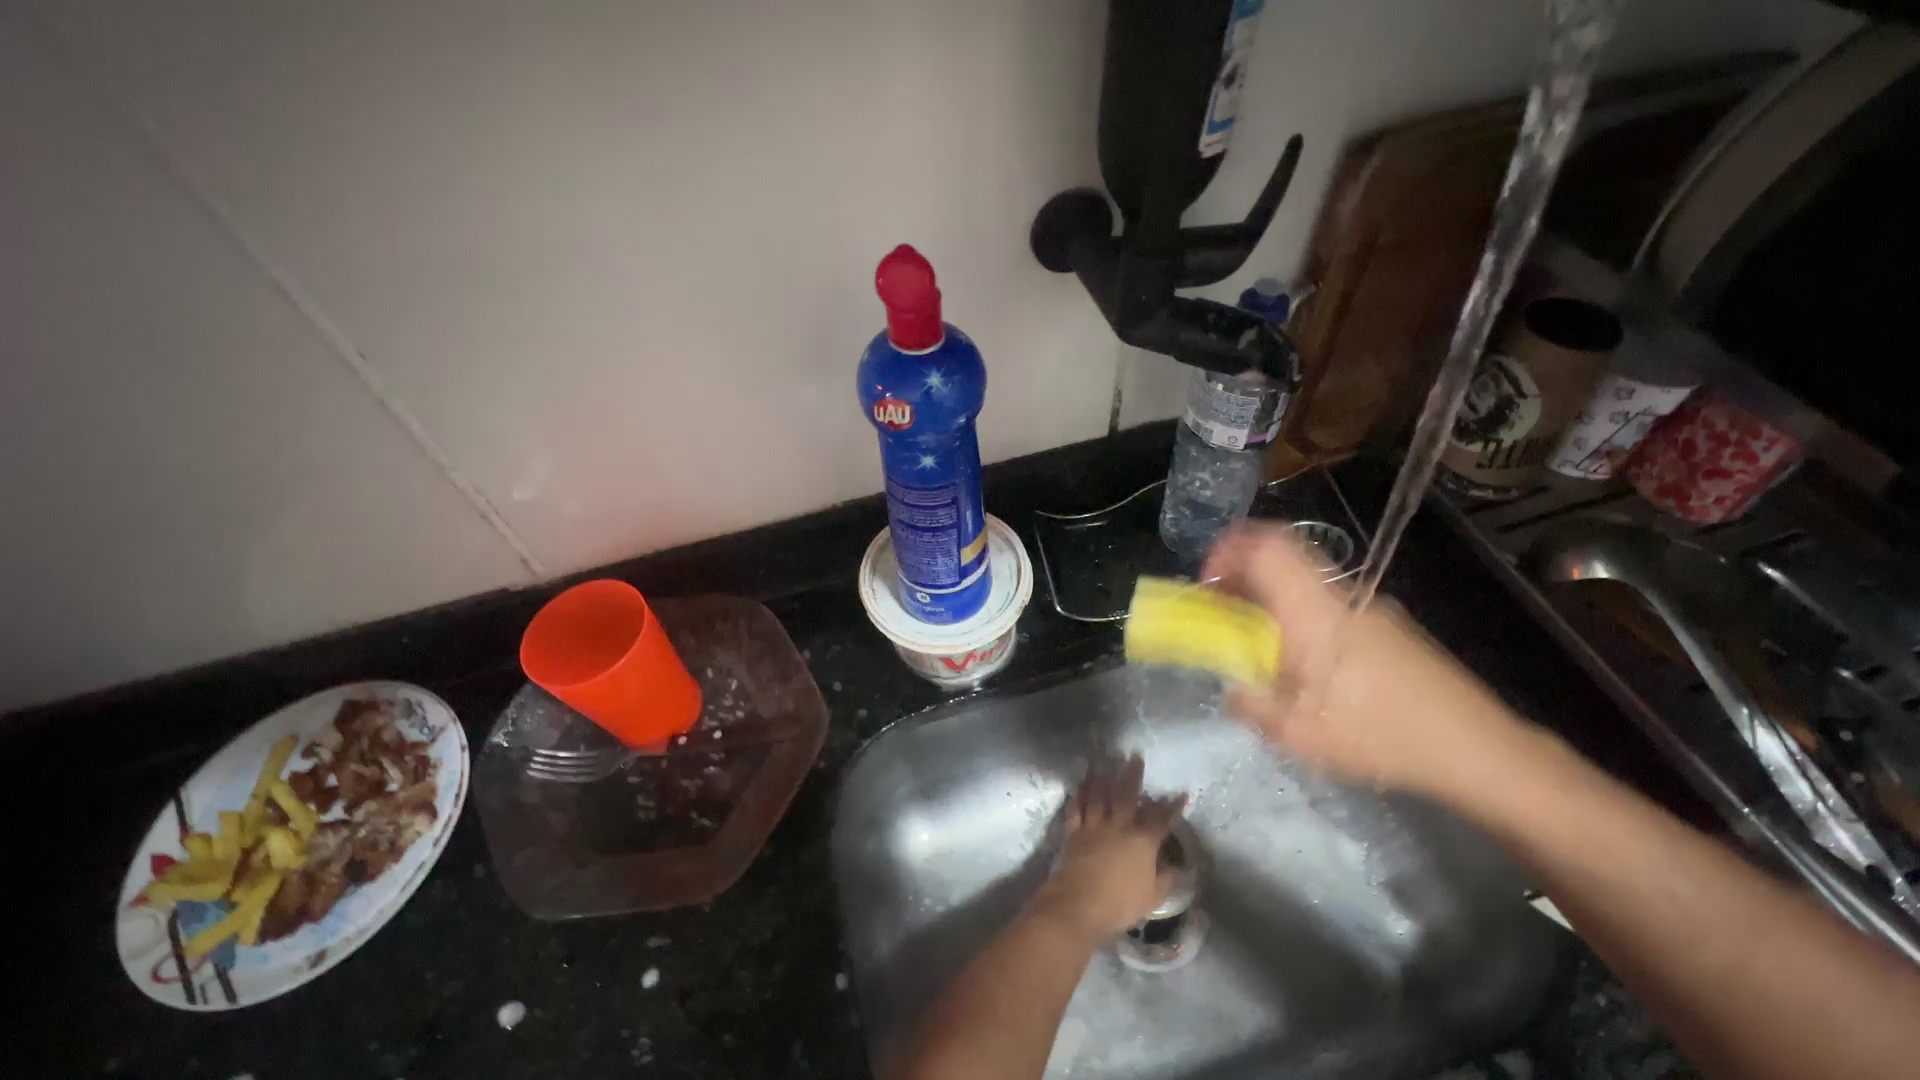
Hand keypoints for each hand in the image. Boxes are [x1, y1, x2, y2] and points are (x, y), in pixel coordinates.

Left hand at [1033, 755, 1185, 937]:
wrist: (1079, 904)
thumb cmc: (1120, 903)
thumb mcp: (1152, 897)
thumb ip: (1165, 880)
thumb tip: (1176, 869)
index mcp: (1142, 842)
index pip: (1161, 819)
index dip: (1172, 806)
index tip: (1181, 792)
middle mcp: (1119, 827)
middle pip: (1126, 795)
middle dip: (1132, 774)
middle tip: (1134, 755)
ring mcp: (1094, 827)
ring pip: (1098, 795)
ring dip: (1101, 776)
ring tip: (1102, 758)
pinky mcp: (1073, 833)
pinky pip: (1075, 809)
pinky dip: (1077, 795)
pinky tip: (1078, 784)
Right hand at [1200, 522, 1527, 796]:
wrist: (1478, 747)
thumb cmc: (1381, 736)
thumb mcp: (1301, 735)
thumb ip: (1254, 706)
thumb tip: (1233, 689)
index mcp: (1314, 612)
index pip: (1267, 545)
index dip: (1228, 550)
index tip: (1207, 585)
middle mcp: (1342, 598)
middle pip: (1284, 559)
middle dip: (1243, 578)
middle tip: (1224, 614)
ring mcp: (1371, 611)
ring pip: (1307, 586)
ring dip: (1273, 602)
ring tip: (1263, 652)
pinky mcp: (1391, 631)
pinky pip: (1330, 608)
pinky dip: (1301, 620)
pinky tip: (1310, 671)